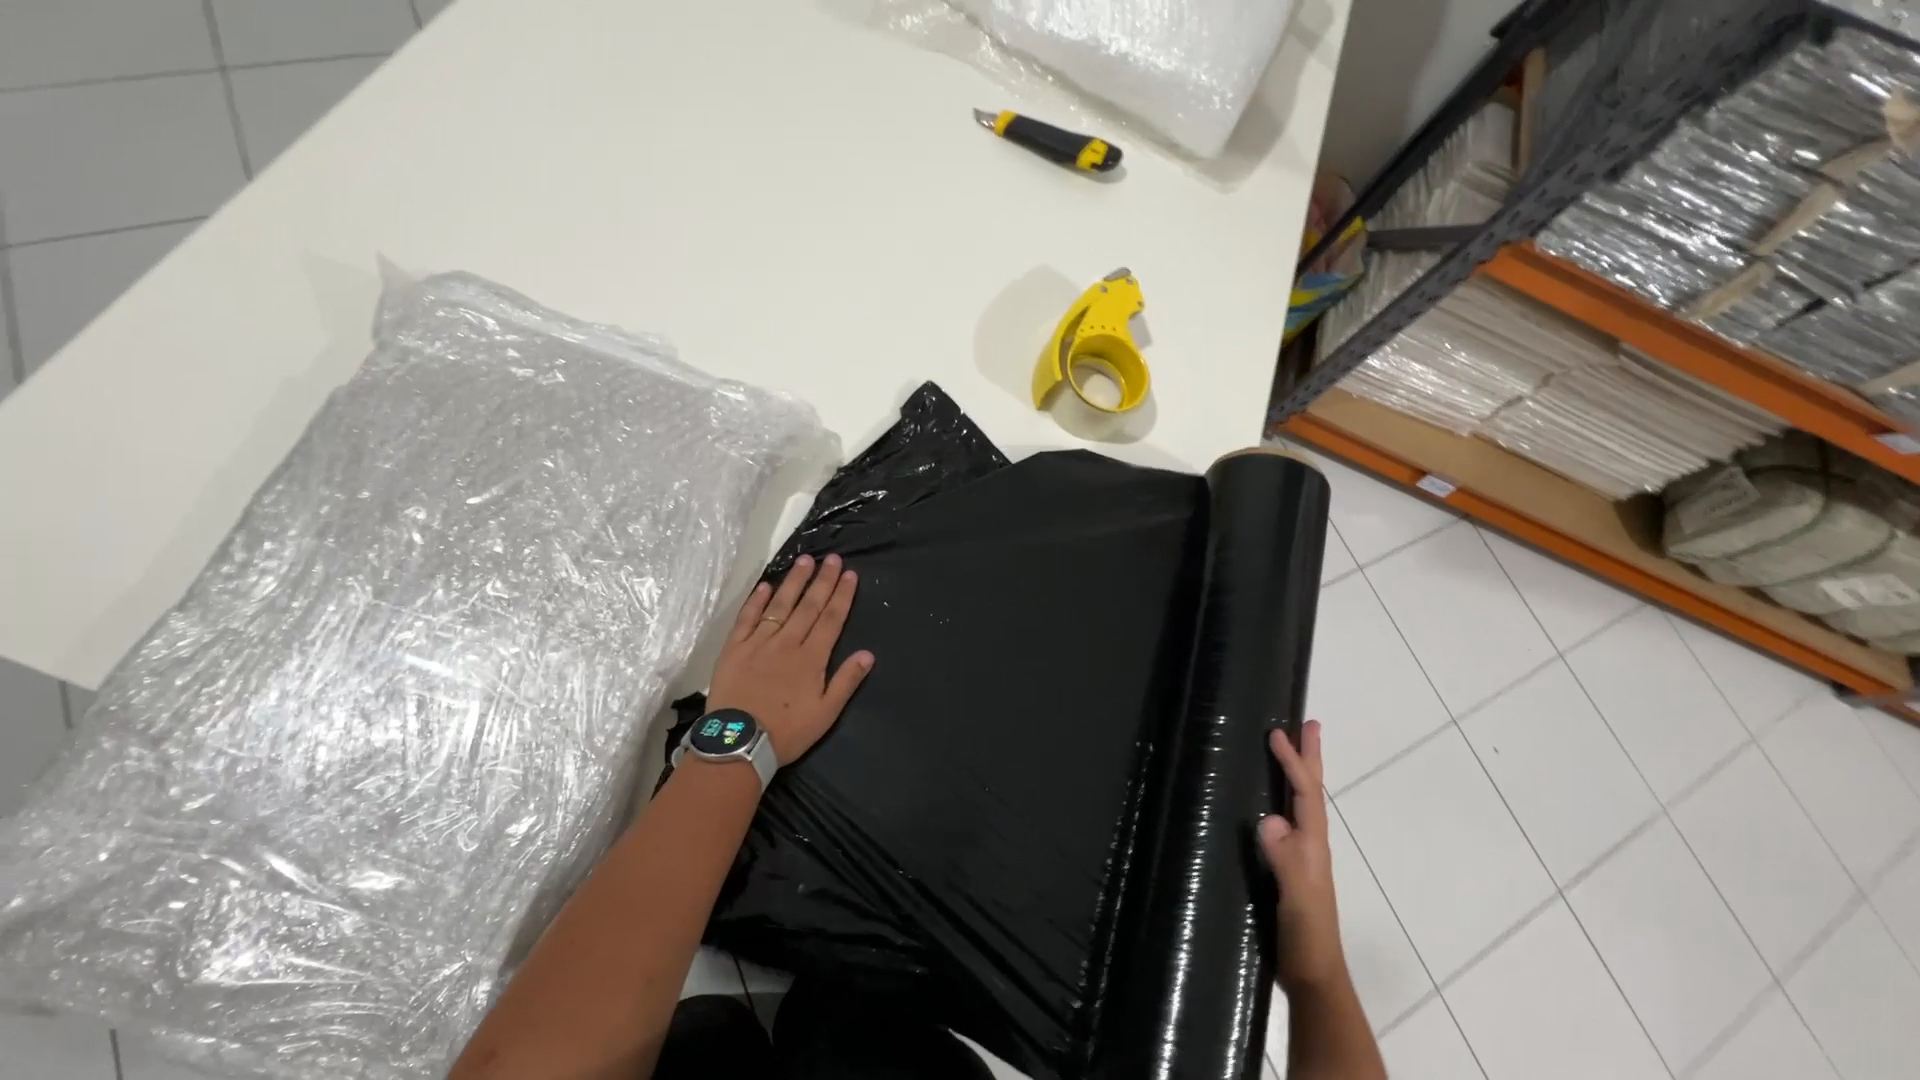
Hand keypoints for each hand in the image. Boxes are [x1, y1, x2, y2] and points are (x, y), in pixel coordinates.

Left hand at [707, 553, 874, 764]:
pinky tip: (765, 586)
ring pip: (780, 605)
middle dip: (823, 580)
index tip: (850, 574)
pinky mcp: (734, 649)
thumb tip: (867, 654)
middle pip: (808, 606)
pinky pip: (747, 618)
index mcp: (812, 658)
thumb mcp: (826, 713)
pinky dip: (756, 601)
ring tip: (804, 560)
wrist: (738, 742)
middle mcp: (787, 643)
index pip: (831, 619)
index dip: (842, 595)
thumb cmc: (787, 732)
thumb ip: (846, 681)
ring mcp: (758, 643)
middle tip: (832, 558)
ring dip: (794, 582)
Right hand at [1259, 720, 1348, 993]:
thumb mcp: (1298, 898)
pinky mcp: (1285, 870)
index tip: (1278, 733)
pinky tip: (1265, 804)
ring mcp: (1299, 858)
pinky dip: (1280, 802)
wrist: (1312, 975)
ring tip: (1288, 750)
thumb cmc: (1307, 936)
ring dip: (1297, 775)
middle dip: (1308, 758)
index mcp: (1313, 846)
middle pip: (1310, 793)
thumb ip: (1286, 860)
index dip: (1293, 763)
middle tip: (1307, 723)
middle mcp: (1309, 845)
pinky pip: (1283, 824)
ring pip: (1299, 805)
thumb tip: (1269, 817)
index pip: (1305, 795)